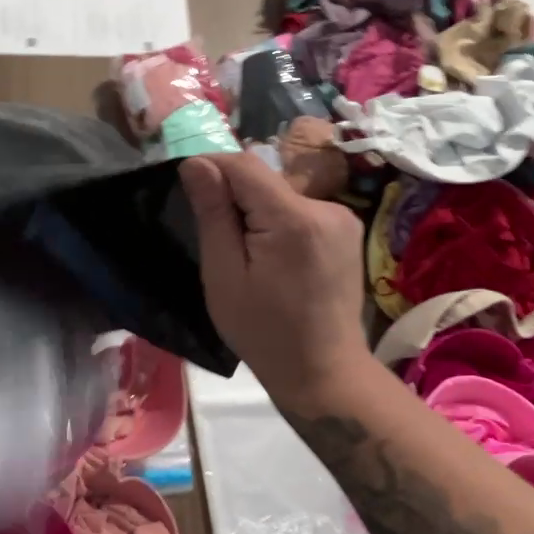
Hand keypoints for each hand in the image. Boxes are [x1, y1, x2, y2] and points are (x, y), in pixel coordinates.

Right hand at [180, 152, 373, 409]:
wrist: (322, 370)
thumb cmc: (263, 331)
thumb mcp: (224, 275)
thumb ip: (213, 215)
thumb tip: (196, 164)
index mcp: (293, 218)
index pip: (245, 165)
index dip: (211, 166)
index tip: (187, 185)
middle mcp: (325, 207)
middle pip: (265, 180)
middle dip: (233, 196)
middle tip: (213, 235)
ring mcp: (342, 219)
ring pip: (282, 195)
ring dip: (256, 210)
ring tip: (242, 252)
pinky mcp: (347, 231)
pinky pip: (301, 211)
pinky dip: (278, 222)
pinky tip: (271, 258)